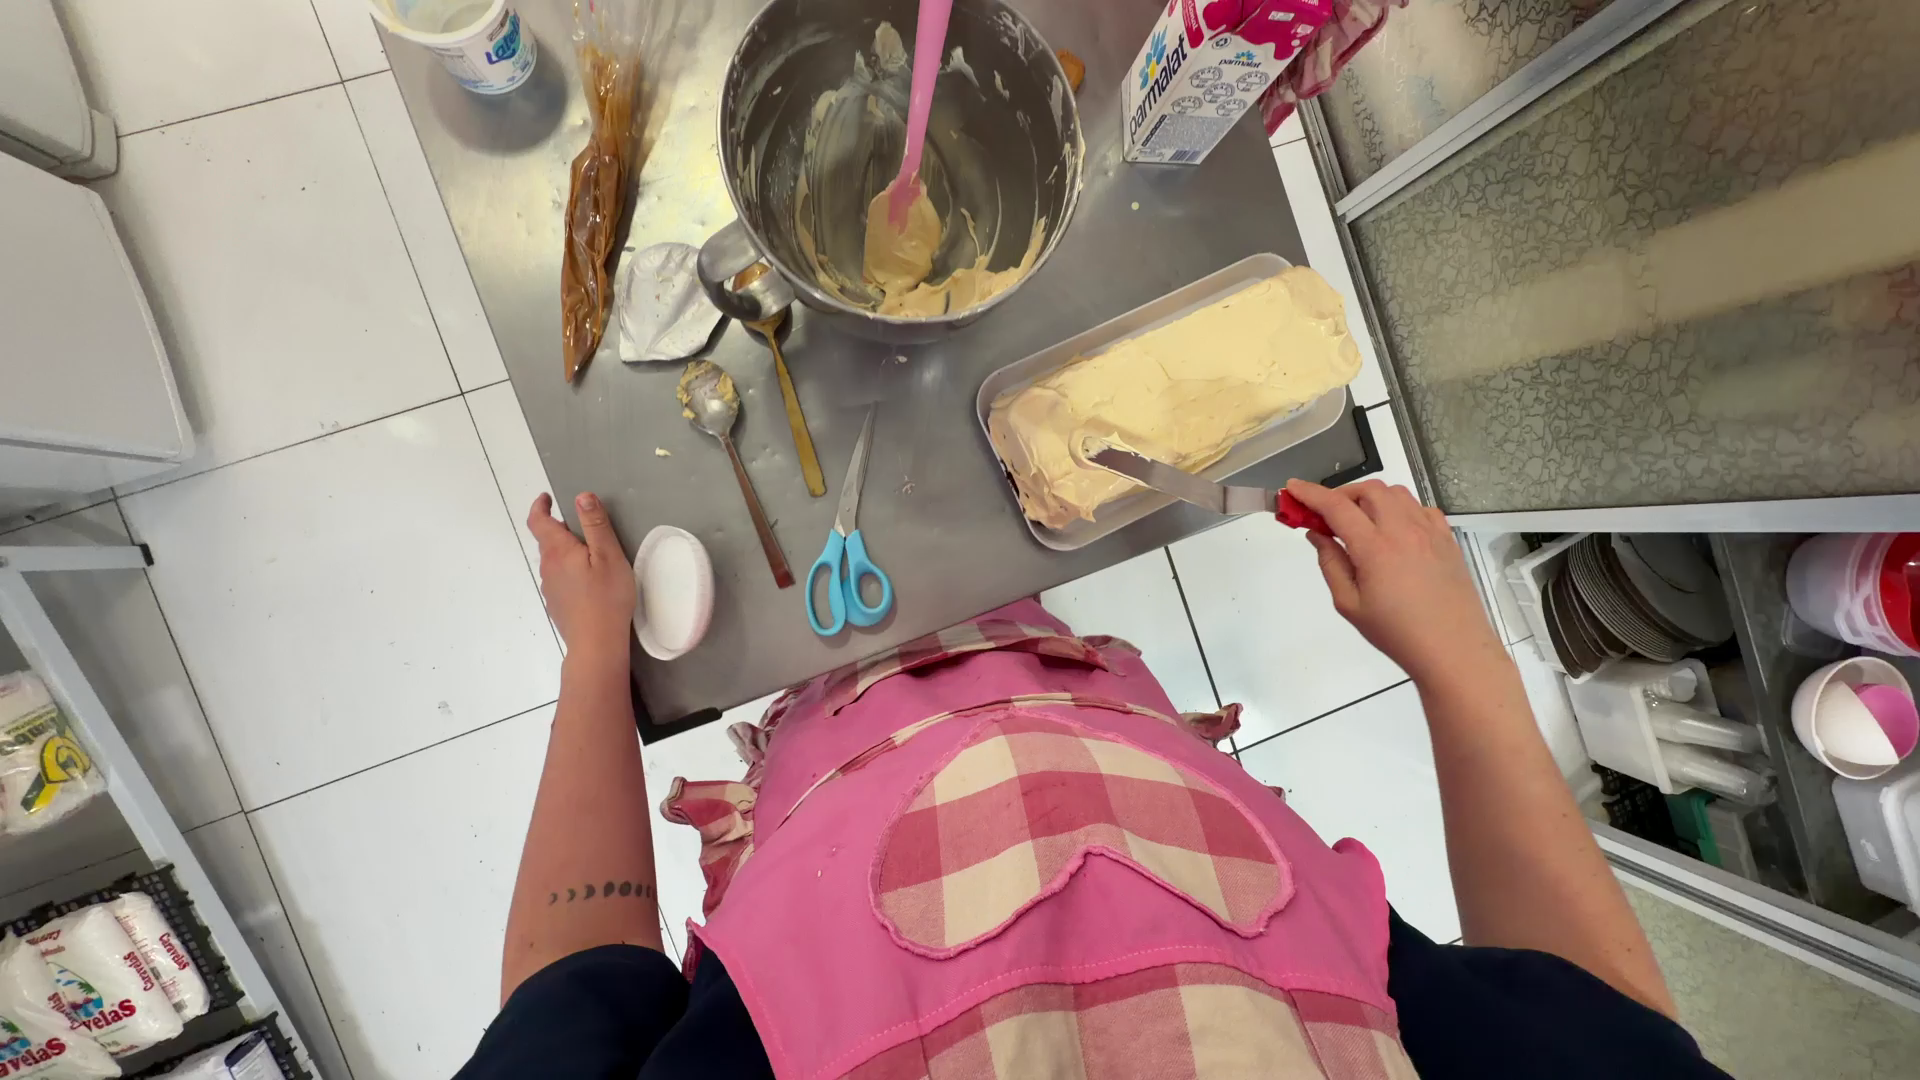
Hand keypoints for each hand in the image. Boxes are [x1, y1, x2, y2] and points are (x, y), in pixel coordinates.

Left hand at [526, 493, 634, 658]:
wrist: (596, 642)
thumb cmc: (606, 596)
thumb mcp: (608, 555)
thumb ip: (595, 525)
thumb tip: (582, 497)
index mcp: (558, 551)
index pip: (539, 522)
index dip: (540, 507)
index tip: (546, 498)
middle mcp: (548, 567)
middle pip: (547, 542)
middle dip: (560, 530)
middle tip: (583, 527)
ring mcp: (550, 588)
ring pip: (554, 562)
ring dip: (566, 552)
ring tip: (591, 556)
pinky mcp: (557, 604)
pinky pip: (560, 580)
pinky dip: (570, 572)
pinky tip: (589, 584)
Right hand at [1286, 478, 1499, 680]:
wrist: (1453, 649)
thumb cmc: (1396, 632)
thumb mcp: (1349, 604)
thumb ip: (1330, 563)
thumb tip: (1317, 535)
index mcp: (1375, 548)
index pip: (1336, 507)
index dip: (1310, 493)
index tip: (1292, 488)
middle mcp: (1404, 531)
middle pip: (1369, 490)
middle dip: (1341, 494)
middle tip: (1326, 515)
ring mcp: (1430, 532)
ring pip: (1396, 493)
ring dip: (1370, 498)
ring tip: (1358, 521)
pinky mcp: (1447, 539)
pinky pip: (1420, 508)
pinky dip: (1399, 508)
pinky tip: (1392, 530)